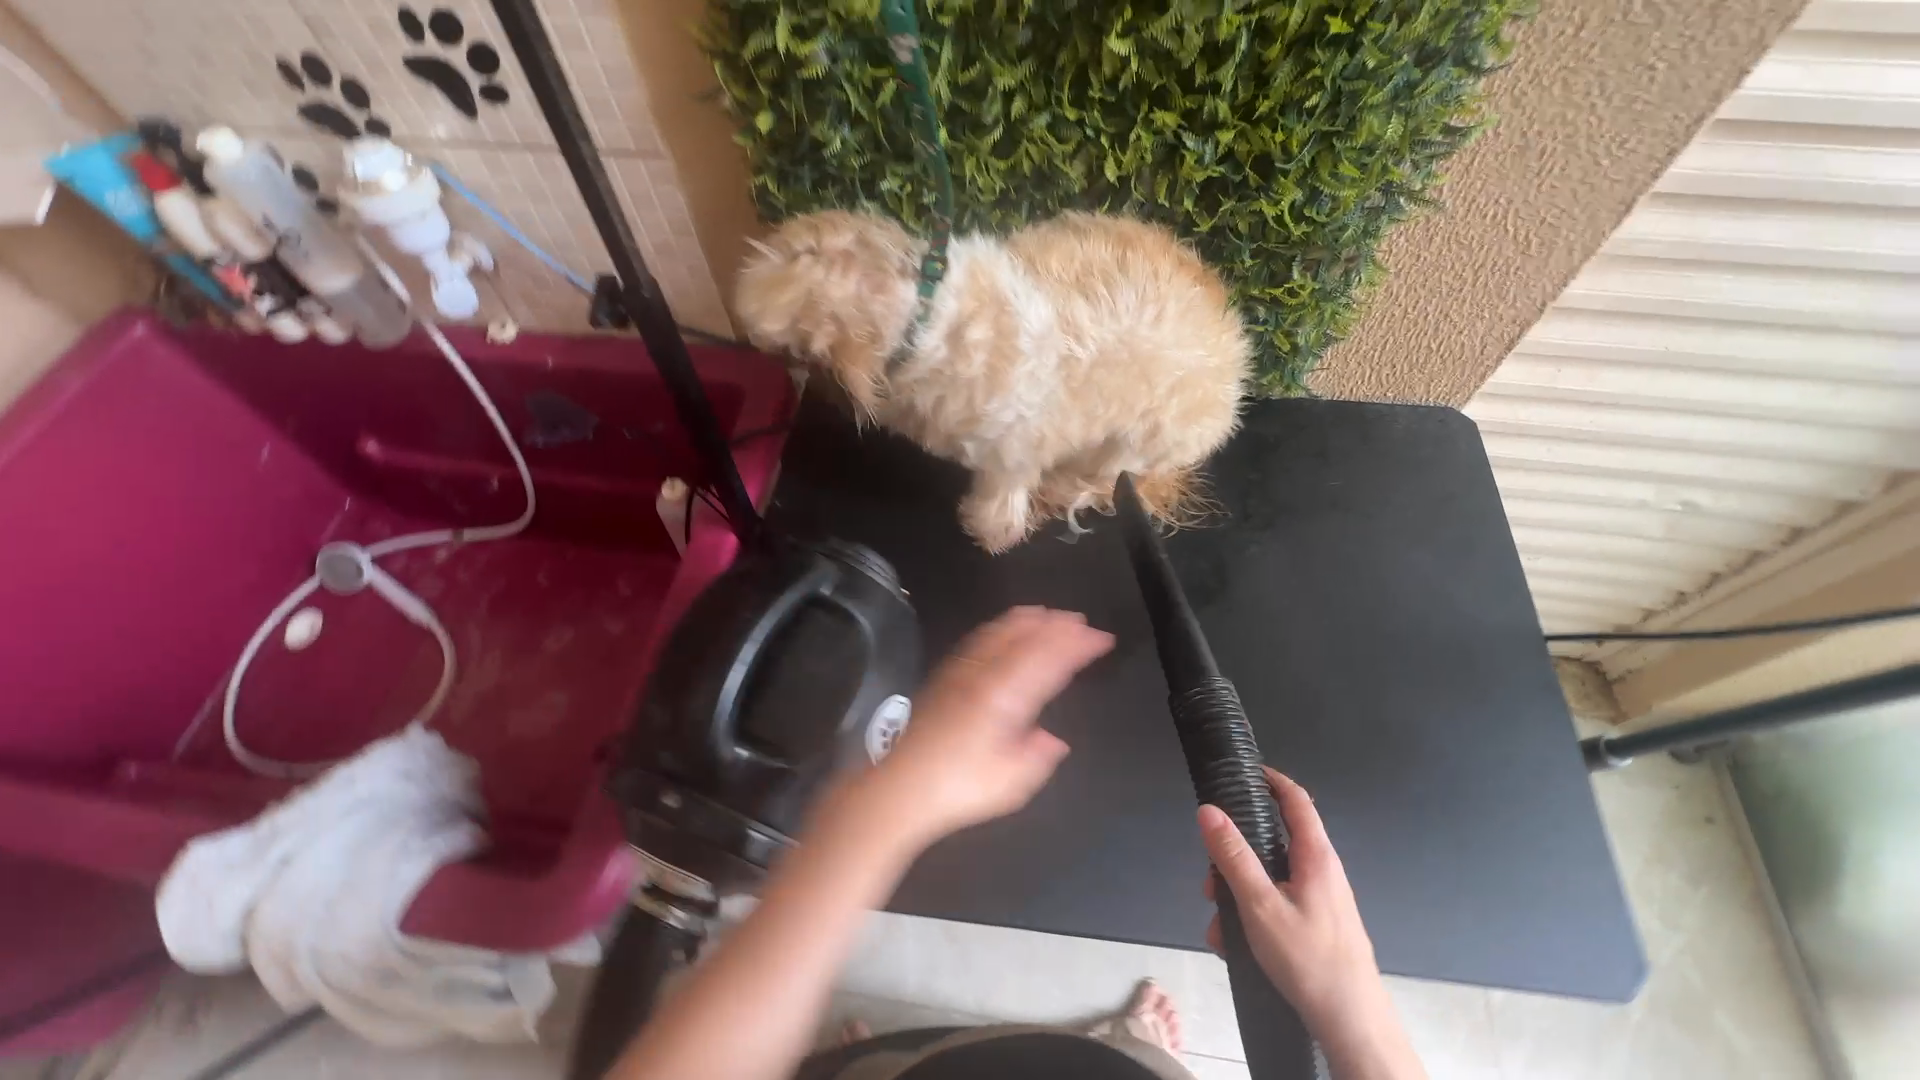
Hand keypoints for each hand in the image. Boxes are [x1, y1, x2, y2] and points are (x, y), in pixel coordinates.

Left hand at [851, 607, 1112, 848]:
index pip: (1049, 658)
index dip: (1078, 644)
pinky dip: (1000, 628)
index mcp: (1006, 697)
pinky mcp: (943, 678)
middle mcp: (984, 675)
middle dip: (1056, 625)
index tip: (1101, 638)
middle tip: (1081, 621)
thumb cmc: (960, 787)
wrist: (900, 787)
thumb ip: (1038, 756)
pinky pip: (978, 640)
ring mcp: (961, 673)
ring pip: (999, 633)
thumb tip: (1052, 740)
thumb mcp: (1012, 782)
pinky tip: (1003, 631)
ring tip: (1048, 614)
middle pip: (1024, 637)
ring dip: (1028, 621)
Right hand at [1200, 769, 1413, 1070]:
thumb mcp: (1260, 905)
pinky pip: (1276, 906)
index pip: (1296, 799)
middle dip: (1234, 855)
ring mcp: (1322, 900)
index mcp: (1316, 856)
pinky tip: (1234, 945)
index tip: (1241, 771)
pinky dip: (1252, 916)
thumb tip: (1207, 810)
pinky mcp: (1317, 926)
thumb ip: (1232, 856)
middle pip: (1273, 841)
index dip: (1270, 779)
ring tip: (1218, 925)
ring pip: (1269, 879)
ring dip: (1238, 894)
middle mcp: (1322, 871)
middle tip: (1210, 878)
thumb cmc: (1309, 959)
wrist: (1353, 1025)